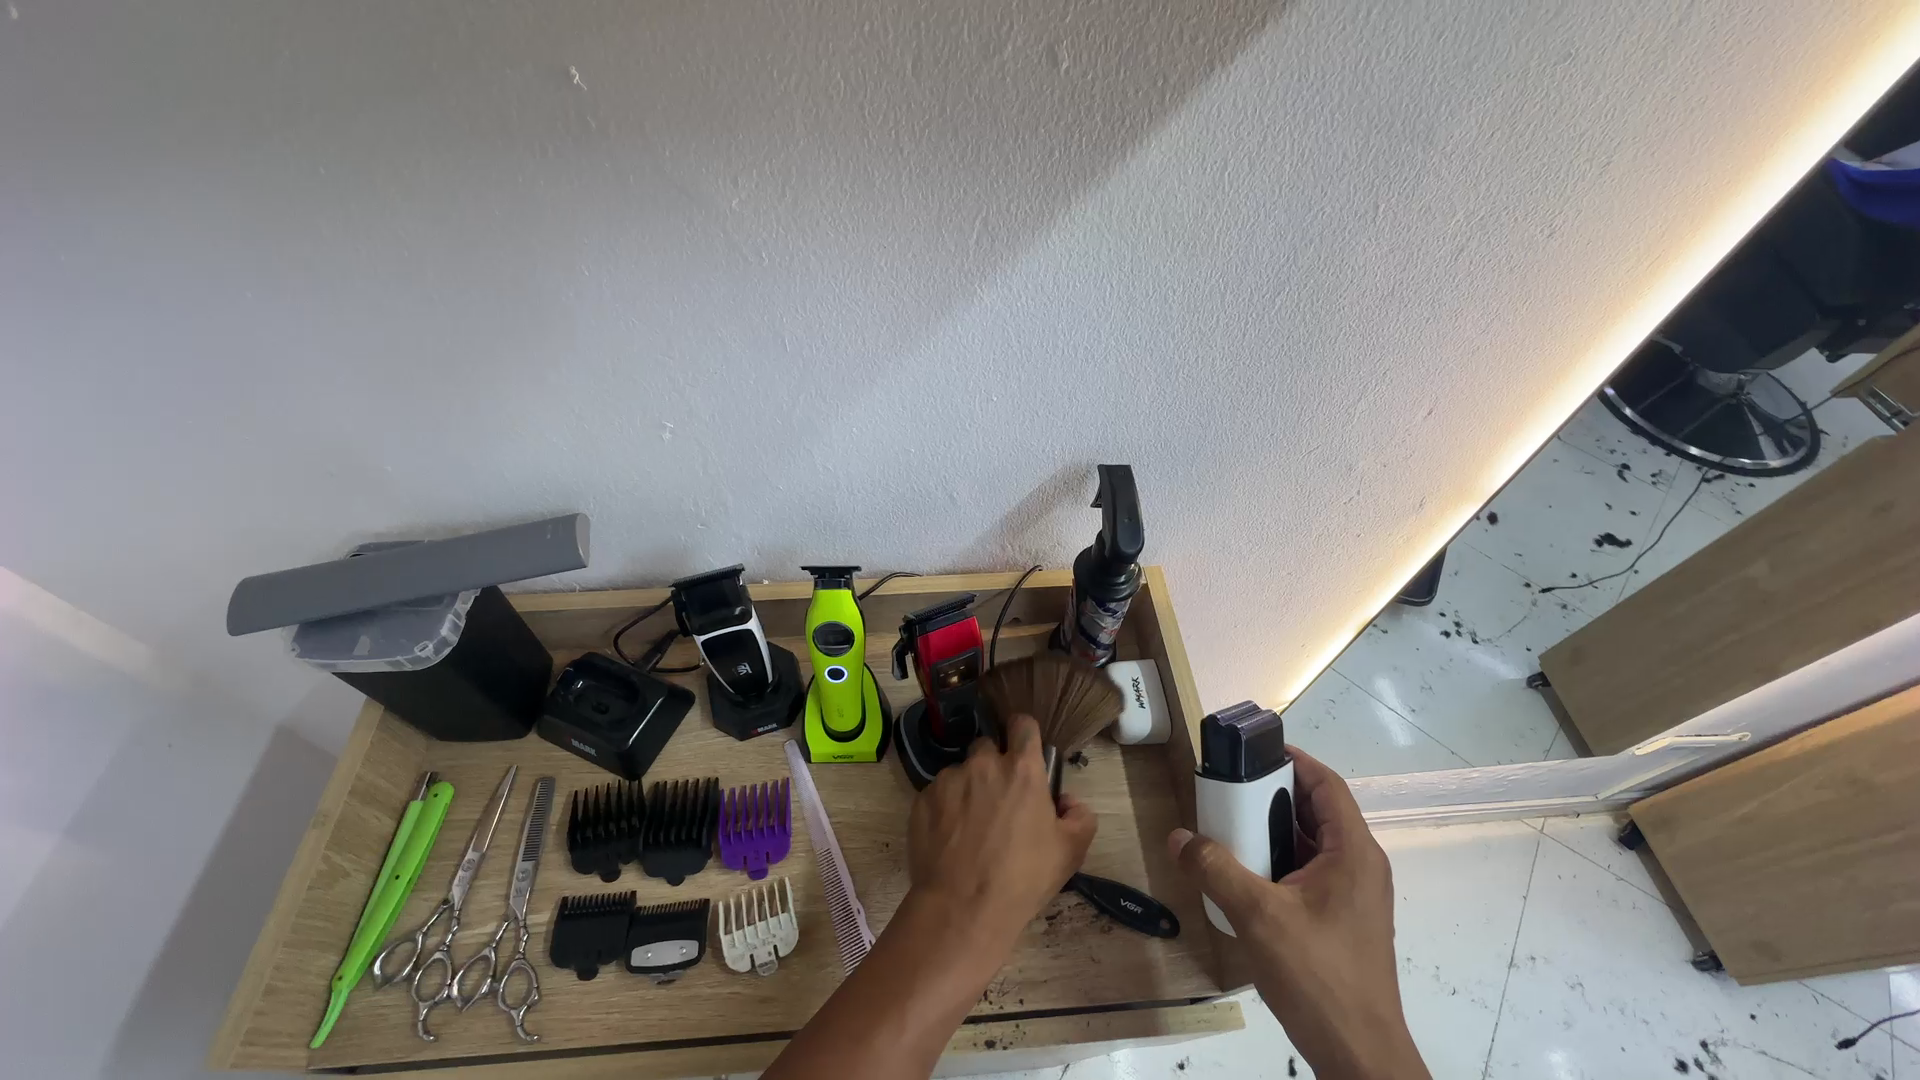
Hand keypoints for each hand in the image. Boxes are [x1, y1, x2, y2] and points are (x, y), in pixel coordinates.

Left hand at [907, 713, 1097, 946]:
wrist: (963, 907)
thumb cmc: (1023, 878)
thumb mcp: (1070, 851)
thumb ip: (1080, 816)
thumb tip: (1067, 801)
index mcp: (1022, 769)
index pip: (1023, 724)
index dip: (1024, 734)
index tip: (1024, 752)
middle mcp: (983, 764)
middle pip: (987, 747)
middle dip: (993, 766)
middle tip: (999, 801)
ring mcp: (948, 780)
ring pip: (961, 773)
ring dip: (968, 789)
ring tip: (971, 828)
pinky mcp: (922, 799)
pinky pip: (937, 794)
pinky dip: (945, 809)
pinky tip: (950, 839)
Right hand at [1169, 747, 1428, 1079]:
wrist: (1357, 1053)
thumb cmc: (1317, 974)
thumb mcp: (1258, 915)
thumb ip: (1216, 869)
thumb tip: (1178, 836)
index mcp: (1354, 853)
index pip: (1327, 785)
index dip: (1293, 759)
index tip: (1252, 749)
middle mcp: (1360, 866)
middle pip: (1317, 812)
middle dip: (1272, 794)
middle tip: (1227, 789)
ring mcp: (1353, 896)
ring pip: (1311, 844)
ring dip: (1272, 830)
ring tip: (1228, 826)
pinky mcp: (1341, 920)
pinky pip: (1308, 873)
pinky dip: (1277, 861)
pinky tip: (1243, 875)